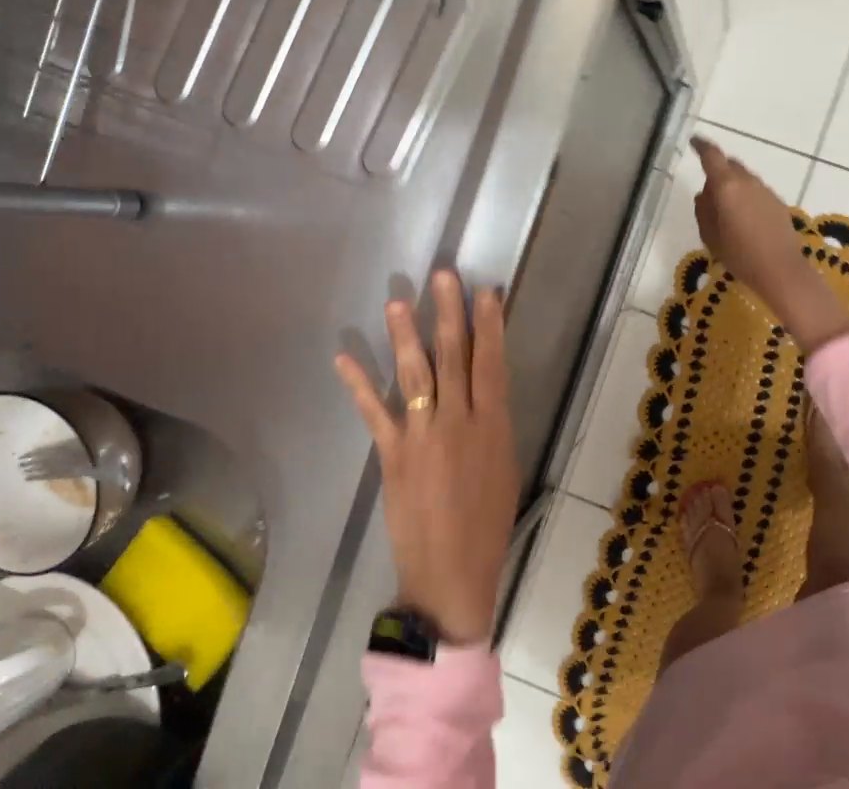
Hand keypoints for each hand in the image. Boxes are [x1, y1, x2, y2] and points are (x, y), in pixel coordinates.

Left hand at [335, 270, 517, 646]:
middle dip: (449, 314)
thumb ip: (491, 429)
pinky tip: (344, 357)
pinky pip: (375, 412)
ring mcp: (423, 435)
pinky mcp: (393, 454)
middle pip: (454, 358)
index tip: (486, 292)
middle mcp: (459, 421)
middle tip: (442, 276)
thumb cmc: (488, 524)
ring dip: (406, 336)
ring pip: (415, 375)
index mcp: (494, 426)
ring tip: (397, 302)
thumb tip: (480, 398)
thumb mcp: (504, 469)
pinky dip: (359, 384)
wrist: (452, 571)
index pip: (492, 364)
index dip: (490, 325)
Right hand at [692, 137, 848, 355]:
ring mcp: (766, 192)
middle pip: (730, 166)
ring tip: (726, 210)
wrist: (781, 270)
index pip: (712, 156)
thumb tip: (704, 195)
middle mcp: (748, 182)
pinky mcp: (778, 204)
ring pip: (745, 179)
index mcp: (727, 186)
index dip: (702, 147)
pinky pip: (756, 192)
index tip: (694, 141)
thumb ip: (704, 211)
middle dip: (718, 170)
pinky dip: (746, 197)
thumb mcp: (710, 236)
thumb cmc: (739, 255)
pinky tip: (744, 219)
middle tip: (708, 191)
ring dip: (733, 186)